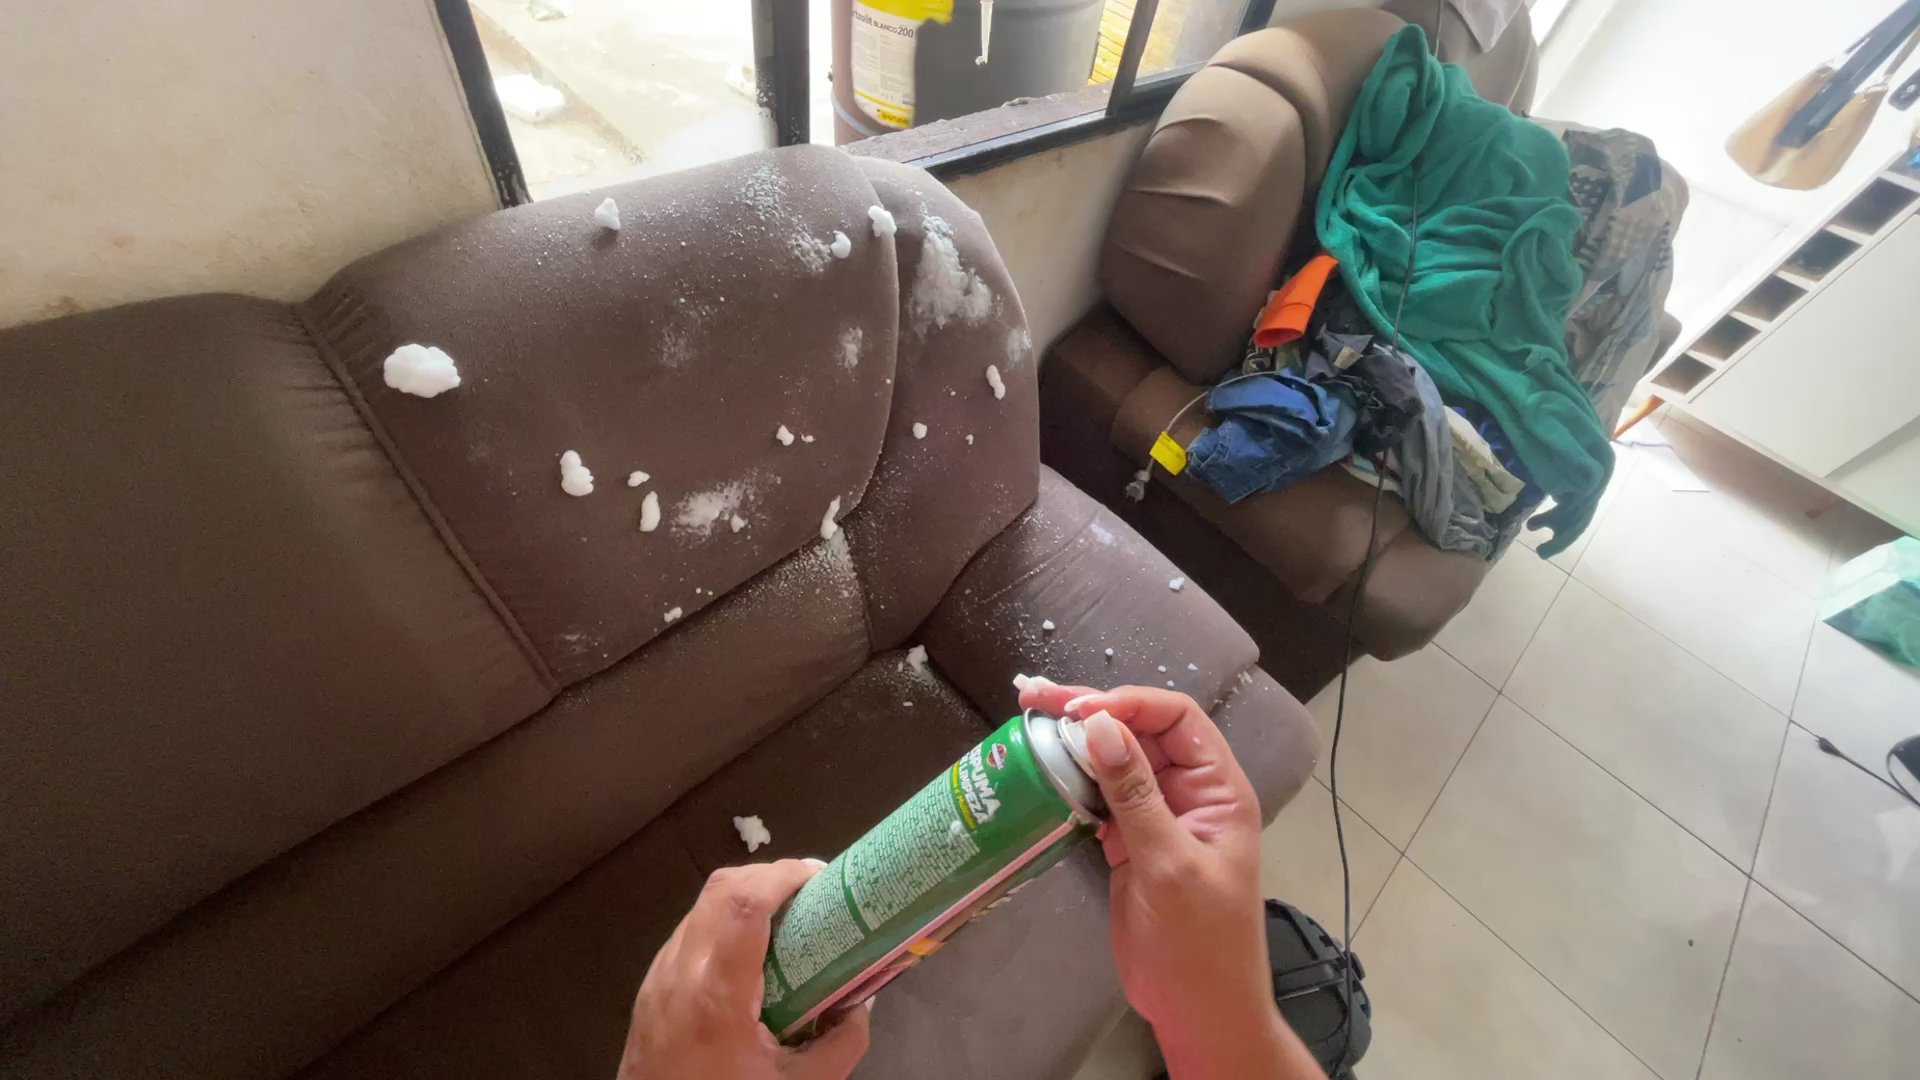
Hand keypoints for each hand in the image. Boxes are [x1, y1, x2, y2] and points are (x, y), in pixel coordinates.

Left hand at [616, 860, 871, 1079]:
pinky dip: (724, 918)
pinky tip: (748, 946)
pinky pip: (691, 928)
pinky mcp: (650, 984)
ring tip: (782, 911)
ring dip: (745, 892)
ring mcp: (659, 975)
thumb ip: (840, 1044)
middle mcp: (682, 972)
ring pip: (704, 903)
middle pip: (723, 888)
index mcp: (716, 995)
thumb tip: (862, 1003)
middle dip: (770, 874)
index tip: (819, 876)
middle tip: (808, 889)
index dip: (784, 875)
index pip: (745, 904)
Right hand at [1018, 684, 1323, 1079]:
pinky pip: (1099, 790)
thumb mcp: (1169, 864)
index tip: (1078, 711)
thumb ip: (1134, 793)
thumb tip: (1098, 724)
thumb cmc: (1200, 943)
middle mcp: (1187, 789)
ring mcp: (1155, 811)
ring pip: (1114, 756)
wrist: (1197, 1013)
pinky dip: (1071, 775)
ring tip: (1029, 718)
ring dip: (1074, 737)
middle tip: (1035, 696)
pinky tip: (1042, 764)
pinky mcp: (1128, 835)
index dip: (1128, 704)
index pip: (1176, 717)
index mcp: (1216, 787)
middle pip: (1139, 729)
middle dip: (1090, 709)